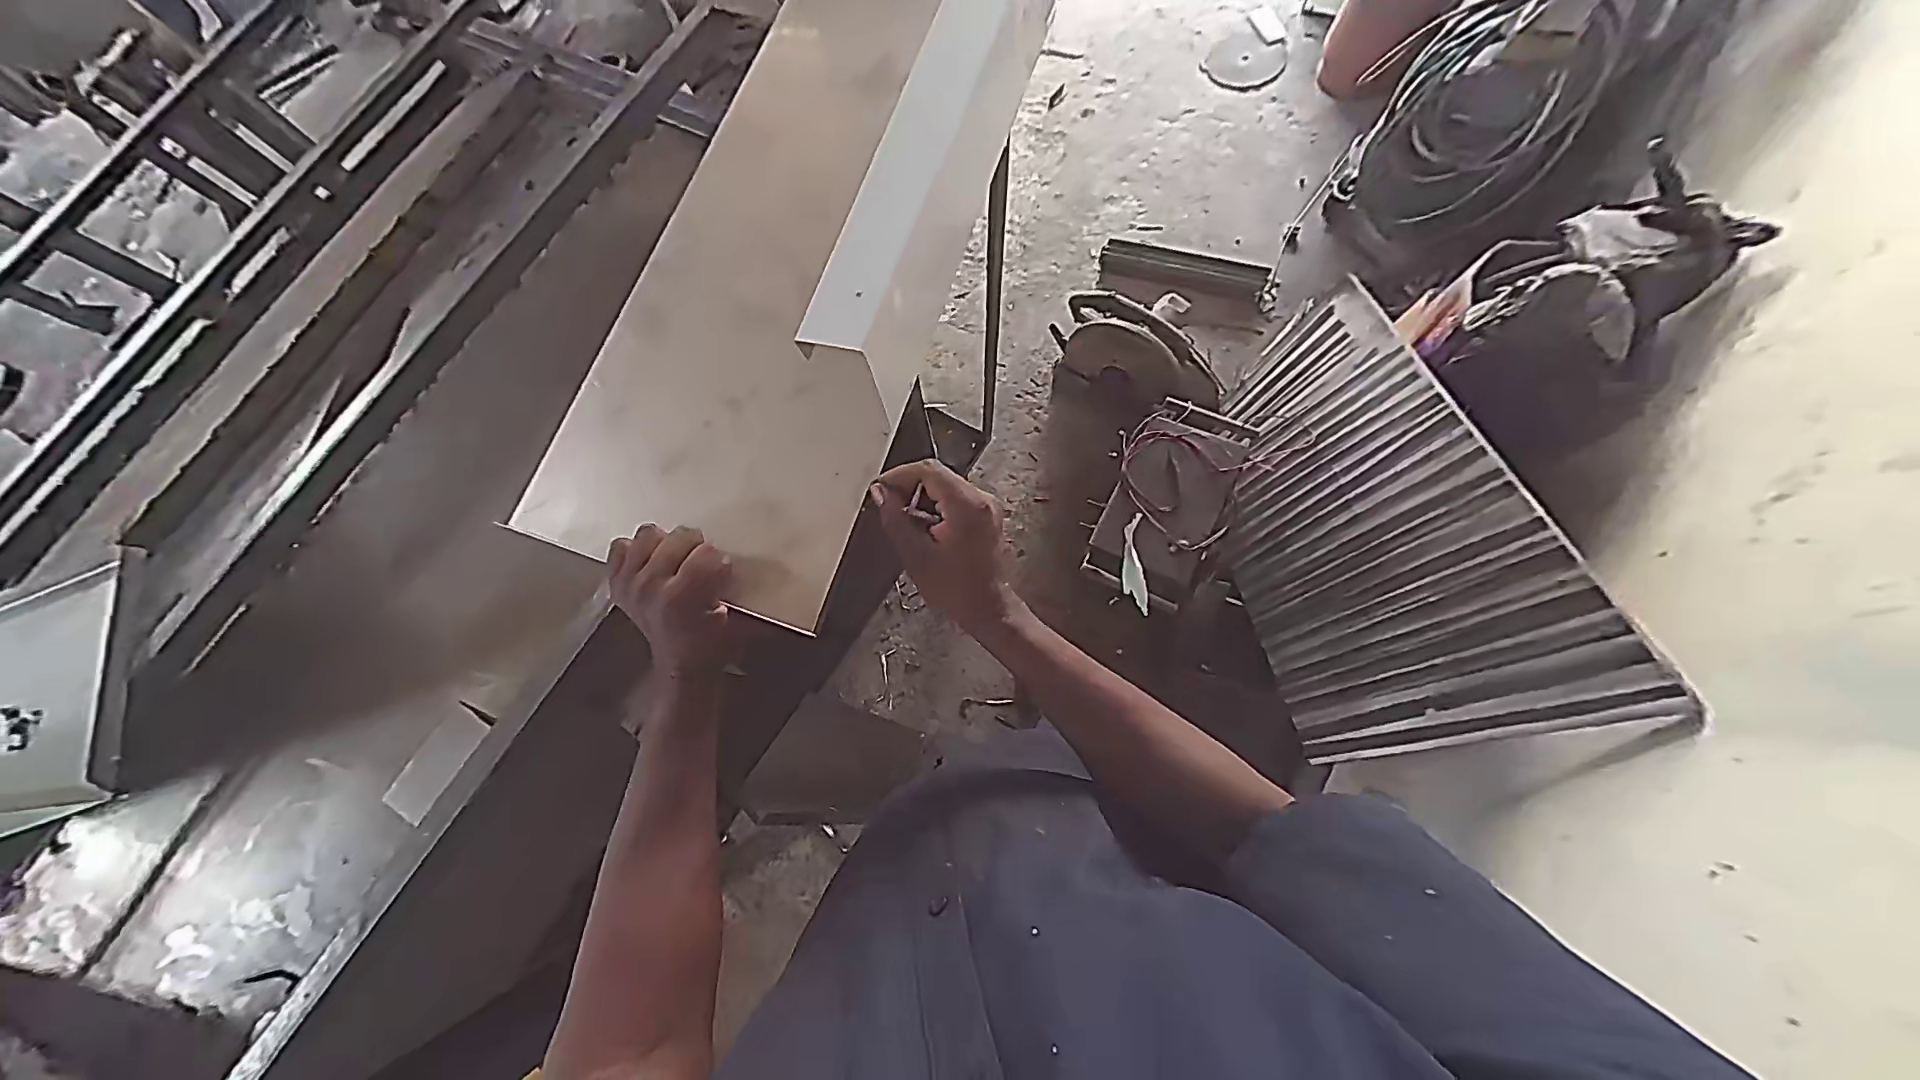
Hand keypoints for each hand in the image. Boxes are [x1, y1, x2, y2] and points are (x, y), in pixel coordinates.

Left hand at [607, 525, 734, 677]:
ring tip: (677, 561)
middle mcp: (650, 586)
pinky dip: (637, 551)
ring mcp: (630, 583)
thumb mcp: (734, 617)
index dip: (721, 561)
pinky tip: (651, 564)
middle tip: (703, 566)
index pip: (708, 552)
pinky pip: (622, 547)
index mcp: (682, 596)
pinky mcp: (617, 583)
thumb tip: (728, 556)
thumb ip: (729, 584)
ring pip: (650, 534)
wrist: (681, 666)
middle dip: (698, 548)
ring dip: (667, 544)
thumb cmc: (713, 644)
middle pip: (680, 536)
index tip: (724, 575)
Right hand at [869, 460, 1023, 634]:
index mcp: (967, 506)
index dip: (899, 476)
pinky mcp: (985, 517)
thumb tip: (881, 494)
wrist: (988, 610)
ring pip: (945, 487)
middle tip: (890, 508)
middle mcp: (982, 500)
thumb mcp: (916, 555)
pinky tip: (925, 532)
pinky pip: (955, 500)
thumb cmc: (958, 591)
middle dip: (909, 488)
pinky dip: (935, 509)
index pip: (929, 470)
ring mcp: (987, 508)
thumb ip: (895, 519)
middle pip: (937, 476)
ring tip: (907, 525)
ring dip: (921, 500)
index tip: (881, 490)